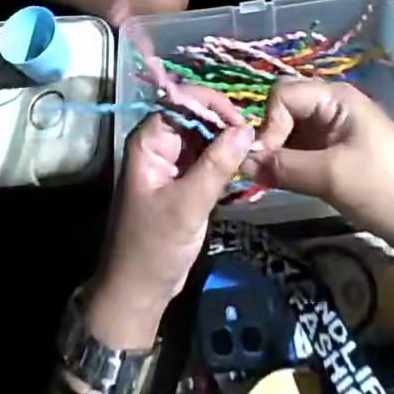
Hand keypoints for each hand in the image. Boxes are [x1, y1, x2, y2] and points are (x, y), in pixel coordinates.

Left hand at [86, 113, 253, 348]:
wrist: (138, 291)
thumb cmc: (154, 246)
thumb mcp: (187, 204)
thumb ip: (217, 165)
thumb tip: (246, 129)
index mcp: (148, 141)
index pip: (181, 103)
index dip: (211, 105)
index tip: (242, 121)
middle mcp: (158, 144)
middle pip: (194, 117)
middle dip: (224, 122)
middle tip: (255, 137)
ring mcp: (171, 162)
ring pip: (203, 137)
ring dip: (227, 140)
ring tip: (255, 148)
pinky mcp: (183, 180)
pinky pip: (206, 157)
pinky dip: (224, 159)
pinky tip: (245, 163)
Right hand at [243, 79, 393, 256]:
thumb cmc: (389, 190)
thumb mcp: (332, 177)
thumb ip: (283, 167)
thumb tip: (240, 162)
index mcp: (335, 98)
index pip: (281, 95)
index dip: (268, 125)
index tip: (265, 162)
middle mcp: (333, 106)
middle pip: (284, 110)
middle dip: (270, 139)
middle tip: (264, 174)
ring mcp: (338, 131)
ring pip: (292, 133)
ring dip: (279, 155)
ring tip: (272, 183)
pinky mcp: (341, 155)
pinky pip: (305, 151)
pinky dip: (292, 165)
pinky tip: (287, 186)